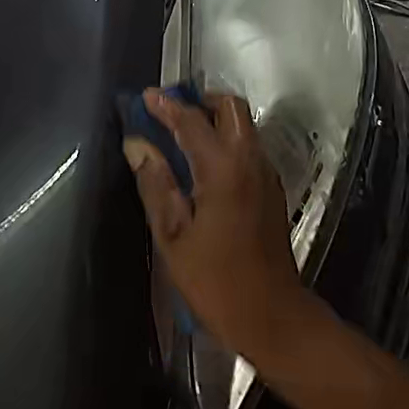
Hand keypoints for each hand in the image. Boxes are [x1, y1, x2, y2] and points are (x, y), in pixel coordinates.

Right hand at [123, 89, 315, 360]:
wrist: (271, 313)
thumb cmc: (215, 280)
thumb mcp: (173, 236)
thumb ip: (155, 183)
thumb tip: (137, 144)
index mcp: (224, 168)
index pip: (192, 121)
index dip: (167, 106)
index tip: (146, 96)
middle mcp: (250, 159)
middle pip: (230, 108)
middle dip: (200, 101)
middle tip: (168, 111)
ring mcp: (265, 171)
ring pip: (242, 125)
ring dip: (214, 118)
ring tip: (180, 132)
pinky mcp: (271, 186)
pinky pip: (247, 146)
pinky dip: (225, 138)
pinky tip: (202, 161)